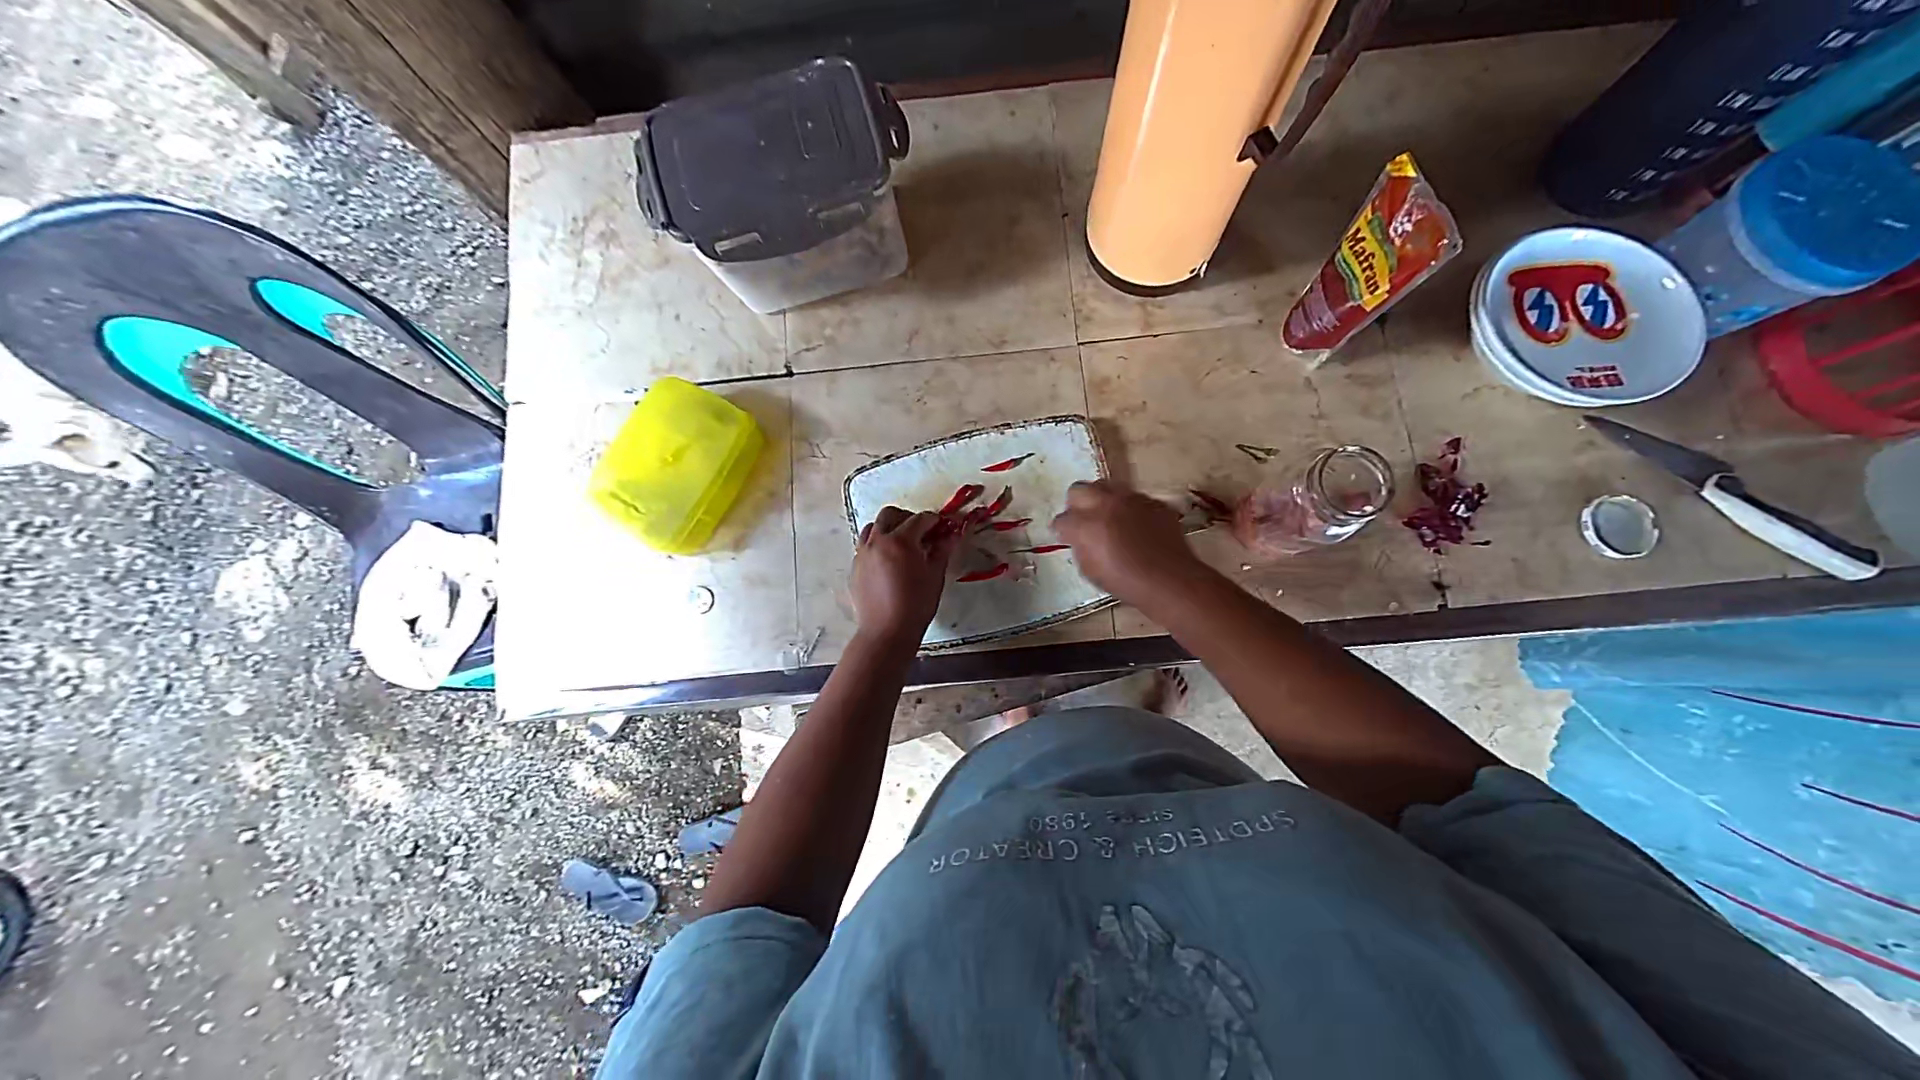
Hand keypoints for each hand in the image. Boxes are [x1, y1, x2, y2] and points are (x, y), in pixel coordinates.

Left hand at [851, 507, 958, 642]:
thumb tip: (951, 536)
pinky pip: (865, 546)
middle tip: (921, 532)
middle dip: (907, 518)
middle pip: (890, 515)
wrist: (886, 632)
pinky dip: (877, 545)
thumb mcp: (935, 576)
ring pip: (873, 528)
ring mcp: (863, 554)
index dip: (934, 521)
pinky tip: (889, 562)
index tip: (942, 526)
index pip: (919, 520)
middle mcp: (877, 541)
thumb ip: (942, 551)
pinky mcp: (855, 567)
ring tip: (901, 544)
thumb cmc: (916, 605)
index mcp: (900, 541)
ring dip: (888, 529)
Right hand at [1051, 480, 1207, 605]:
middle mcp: (1105, 504)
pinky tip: (1135, 525)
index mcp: (1085, 524)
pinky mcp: (1153, 502)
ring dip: (1102, 500)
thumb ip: (1079, 548)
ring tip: (1108, 518)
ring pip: (1106, 486)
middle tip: (1083, 520)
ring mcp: (1132, 499)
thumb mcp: (1090, 571)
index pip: (1062, 519)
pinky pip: (1133, 498)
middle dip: (1076, 504)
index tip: (1066, 537)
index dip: (1062, 530)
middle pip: (1078, 490)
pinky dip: (1128, 508)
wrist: (1169, 580)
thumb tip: (1077, 538)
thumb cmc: (1126, 582)